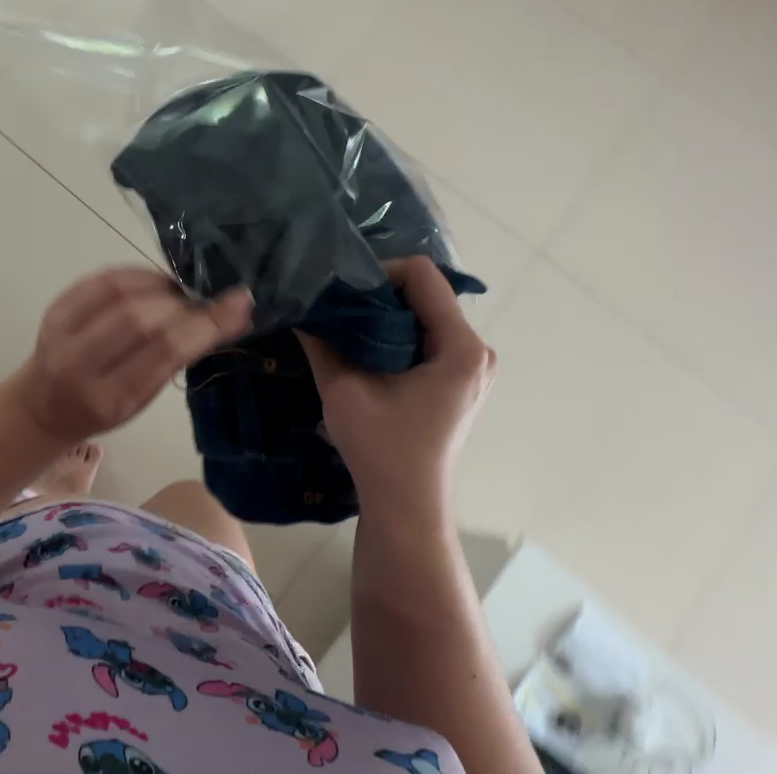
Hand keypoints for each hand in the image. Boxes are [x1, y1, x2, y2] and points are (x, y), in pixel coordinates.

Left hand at [16, 267, 252, 442]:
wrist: (44, 404)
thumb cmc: (103, 407)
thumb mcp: (142, 401)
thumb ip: (177, 359)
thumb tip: (232, 316)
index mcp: (109, 397)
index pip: (164, 351)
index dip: (205, 324)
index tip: (239, 304)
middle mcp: (79, 364)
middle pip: (139, 317)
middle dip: (181, 304)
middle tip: (201, 302)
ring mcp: (61, 331)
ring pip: (119, 291)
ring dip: (159, 284)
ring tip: (177, 292)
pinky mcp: (55, 307)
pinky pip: (101, 279)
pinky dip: (135, 275)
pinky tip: (152, 283)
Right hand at [298, 256, 494, 513]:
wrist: (405, 505)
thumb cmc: (380, 448)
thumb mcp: (343, 388)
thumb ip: (322, 341)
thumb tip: (300, 304)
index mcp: (460, 347)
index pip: (423, 275)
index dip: (379, 271)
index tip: (343, 291)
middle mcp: (476, 350)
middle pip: (426, 293)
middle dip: (379, 293)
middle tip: (338, 306)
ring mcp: (471, 366)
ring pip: (425, 314)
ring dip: (385, 314)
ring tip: (346, 327)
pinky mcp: (459, 379)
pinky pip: (428, 336)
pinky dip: (395, 333)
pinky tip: (364, 349)